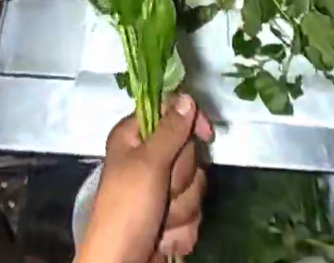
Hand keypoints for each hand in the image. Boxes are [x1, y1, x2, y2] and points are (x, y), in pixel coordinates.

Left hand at [79, 94, 213, 262]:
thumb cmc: (127, 209)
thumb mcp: (148, 164)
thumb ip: (170, 130)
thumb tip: (187, 97)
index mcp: (134, 136)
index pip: (170, 112)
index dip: (190, 121)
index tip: (206, 134)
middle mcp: (148, 158)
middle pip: (188, 151)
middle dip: (181, 177)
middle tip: (163, 190)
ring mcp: (160, 189)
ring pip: (194, 184)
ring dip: (181, 207)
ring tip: (161, 219)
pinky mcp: (171, 216)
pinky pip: (193, 212)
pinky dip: (182, 228)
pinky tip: (165, 236)